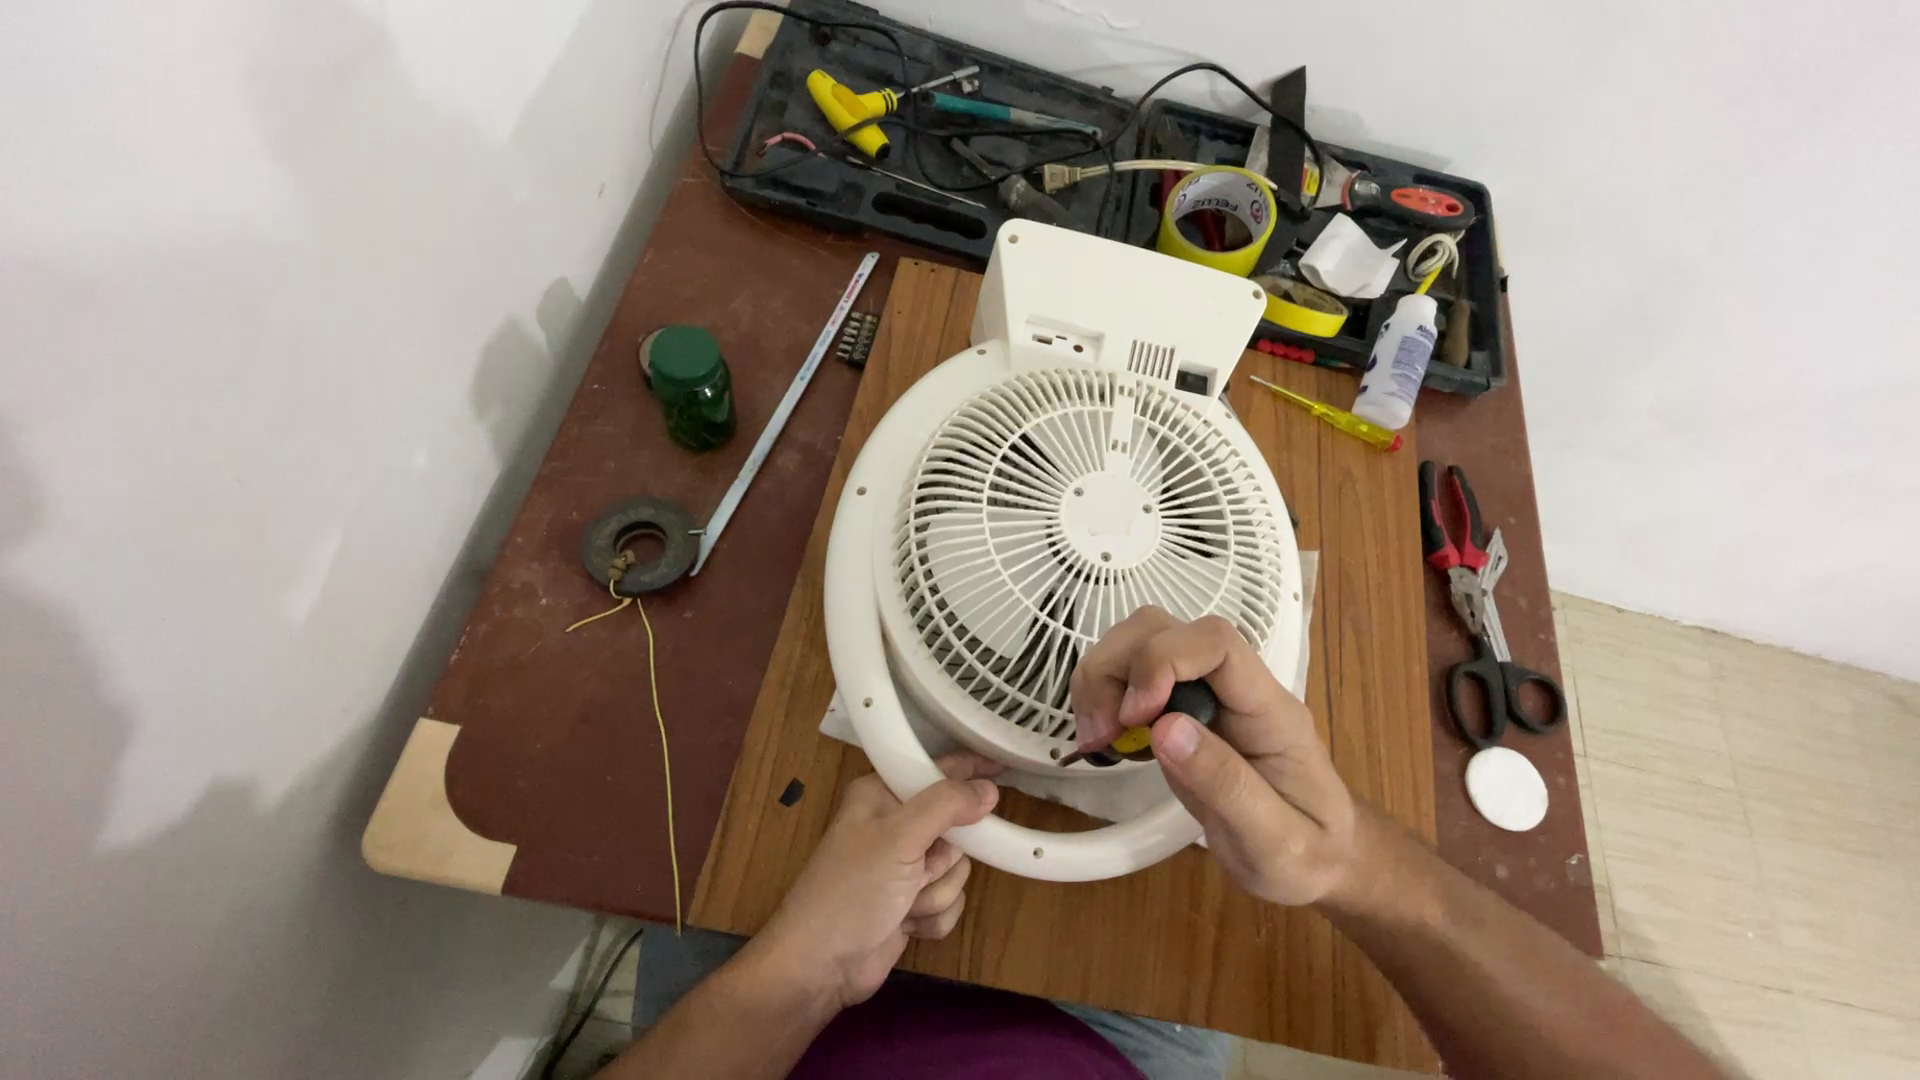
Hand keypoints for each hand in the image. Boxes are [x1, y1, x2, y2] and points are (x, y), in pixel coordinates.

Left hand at [751, 754, 1001, 1009]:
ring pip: (958, 868)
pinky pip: (951, 900)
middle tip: (920, 868)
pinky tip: (906, 925)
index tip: (1003, 770)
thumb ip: (946, 805)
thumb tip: (989, 789)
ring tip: (904, 903)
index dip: (970, 770)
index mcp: (883, 795)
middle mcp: (896, 825)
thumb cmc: (853, 891)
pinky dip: (933, 916)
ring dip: (936, 891)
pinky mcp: (912, 903)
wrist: (822, 967)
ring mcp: (905, 867)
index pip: (937, 770)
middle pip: (957, 827)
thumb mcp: (898, 838)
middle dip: (944, 857)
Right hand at [1070, 607, 1357, 906]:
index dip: (1164, 660)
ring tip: (1097, 737)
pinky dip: (1103, 695)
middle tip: (1101, 731)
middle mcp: (1234, 687)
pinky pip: (1131, 673)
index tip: (1135, 716)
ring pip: (1139, 641)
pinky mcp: (1178, 706)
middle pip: (1164, 629)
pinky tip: (1104, 738)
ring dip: (1102, 678)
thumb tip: (1165, 728)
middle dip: (1117, 668)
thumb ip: (1226, 785)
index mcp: (1270, 710)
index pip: (1217, 643)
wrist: (1319, 860)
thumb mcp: (1276, 842)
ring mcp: (1205, 692)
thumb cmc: (1306, 855)